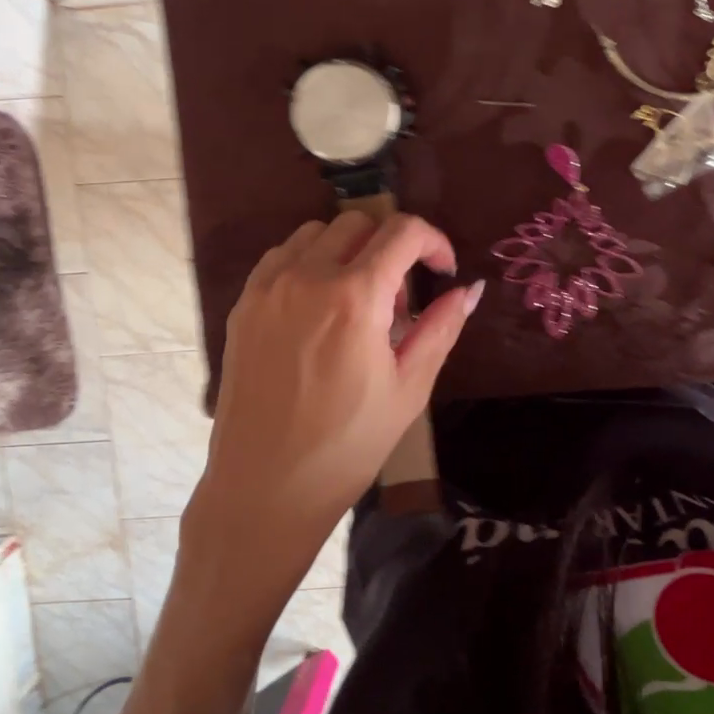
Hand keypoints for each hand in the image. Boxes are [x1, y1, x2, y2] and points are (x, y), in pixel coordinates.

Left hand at [191, 211, 481, 549]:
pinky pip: (282, 256)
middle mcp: (307, 277)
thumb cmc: (347, 446)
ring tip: (356, 304)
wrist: (264, 490)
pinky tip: (319, 308)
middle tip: (398, 303)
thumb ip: (441, 328)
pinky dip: (309, 262)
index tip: (443, 271)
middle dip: (391, 248)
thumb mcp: (409, 389)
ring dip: (349, 251)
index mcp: (354, 297)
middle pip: (360, 223)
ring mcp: (268, 288)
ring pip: (317, 232)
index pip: (402, 232)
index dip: (434, 242)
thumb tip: (470, 289)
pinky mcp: (243, 305)